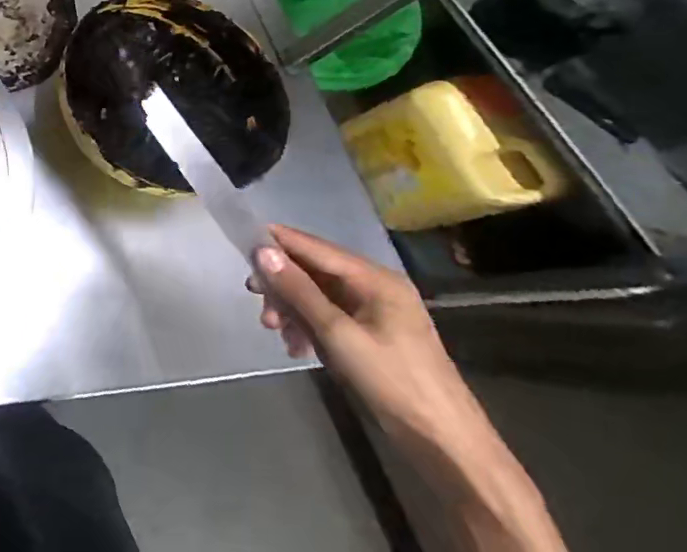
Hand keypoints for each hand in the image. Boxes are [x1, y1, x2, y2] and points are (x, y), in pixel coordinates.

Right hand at [248, 225, 566, 551]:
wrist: (445, 443)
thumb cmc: (393, 381)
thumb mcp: (338, 334)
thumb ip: (299, 291)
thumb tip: (262, 251)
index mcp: (375, 279)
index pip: (316, 247)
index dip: (278, 242)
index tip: (241, 243)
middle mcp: (375, 287)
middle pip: (314, 271)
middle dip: (283, 284)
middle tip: (256, 301)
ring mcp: (374, 312)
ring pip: (317, 296)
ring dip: (292, 309)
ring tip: (275, 331)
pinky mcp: (371, 336)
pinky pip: (328, 318)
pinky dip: (308, 327)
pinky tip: (296, 347)